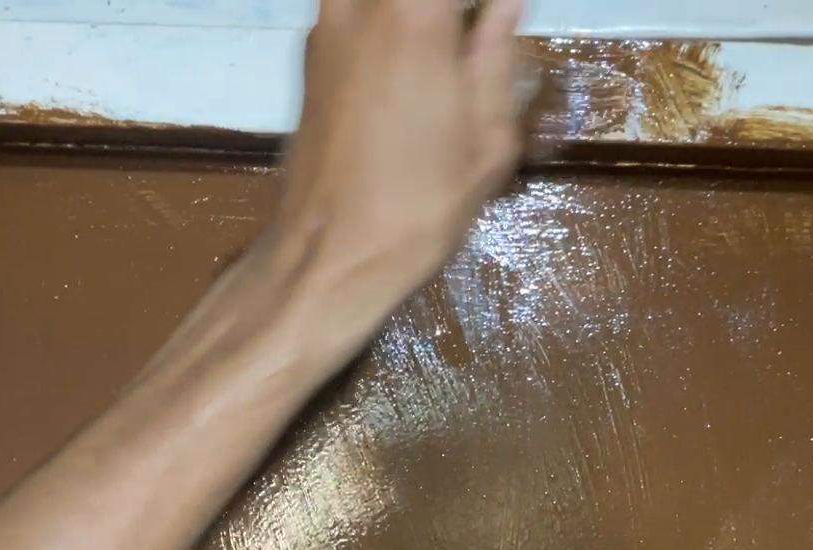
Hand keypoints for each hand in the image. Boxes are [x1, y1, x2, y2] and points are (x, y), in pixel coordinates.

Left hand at [270, 0, 524, 357]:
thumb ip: (498, 58)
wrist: (328, 261)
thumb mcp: (486, 145)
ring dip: (416, 18)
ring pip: (381, 3)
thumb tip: (504, 6)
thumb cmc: (416, 213)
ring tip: (448, 50)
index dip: (486, 9)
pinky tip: (409, 69)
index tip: (500, 22)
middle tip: (476, 37)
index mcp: (415, 8)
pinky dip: (387, 25)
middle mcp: (361, 1)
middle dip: (450, 16)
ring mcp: (325, 25)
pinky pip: (357, 12)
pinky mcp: (308, 59)